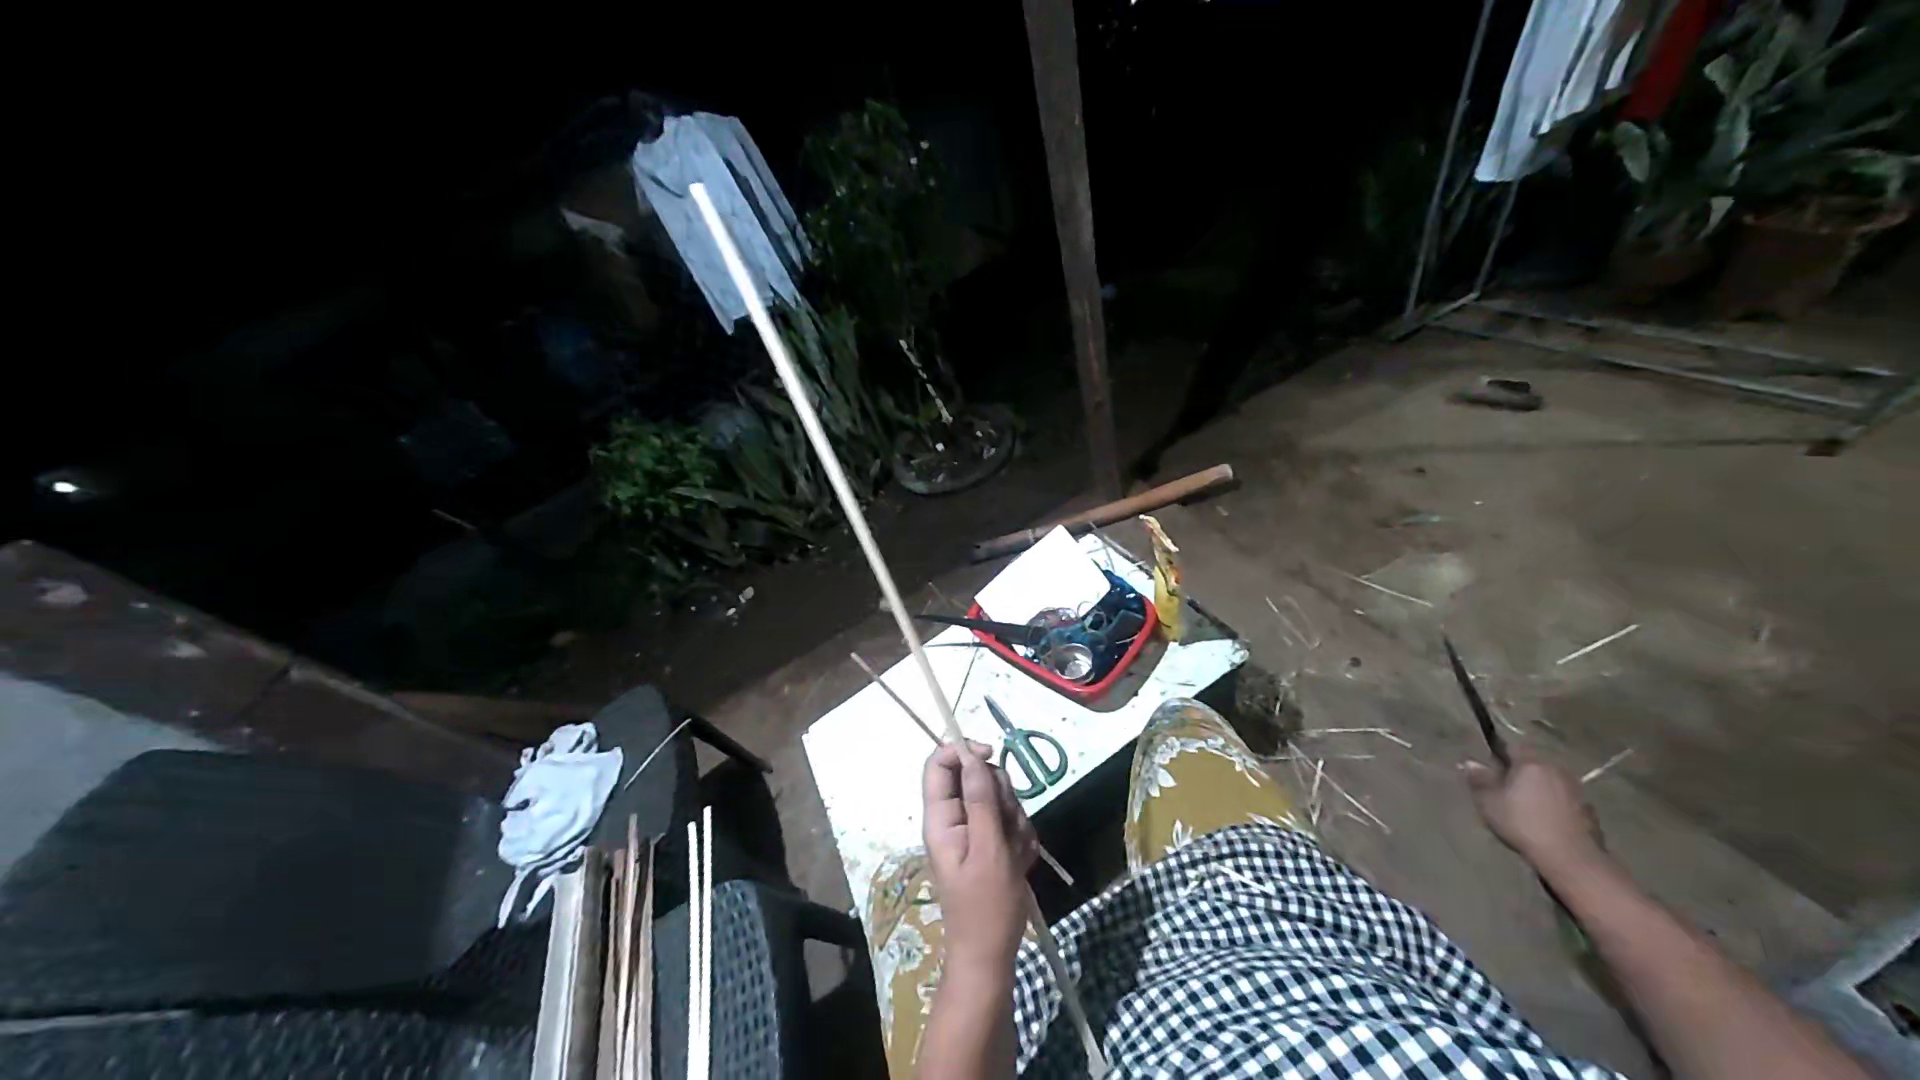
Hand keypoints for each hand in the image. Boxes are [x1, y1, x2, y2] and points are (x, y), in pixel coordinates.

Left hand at [923, 740, 1038, 974]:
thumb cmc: (987, 906)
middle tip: (1008, 825)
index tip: (993, 753)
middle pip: (976, 777)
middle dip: (1001, 795)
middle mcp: (953, 818)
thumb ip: (981, 800)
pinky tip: (1021, 861)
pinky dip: (1020, 838)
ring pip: (998, 799)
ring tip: (1016, 853)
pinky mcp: (990, 844)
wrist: (992, 955)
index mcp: (940, 817)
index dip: (963, 750)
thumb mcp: (988, 850)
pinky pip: (1009, 822)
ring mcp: (973, 831)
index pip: (939, 763)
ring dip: (1015, 820)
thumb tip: (972, 756)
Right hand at [1464, 749, 1604, 873]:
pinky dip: (1555, 805)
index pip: (1512, 747)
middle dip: (1520, 773)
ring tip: (1526, 807)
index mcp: (1531, 763)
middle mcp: (1557, 770)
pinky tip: (1547, 821)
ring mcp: (1577, 791)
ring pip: (1550, 782)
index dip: (1499, 755)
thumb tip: (1470, 762)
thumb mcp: (1488, 801)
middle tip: (1505, 789)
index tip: (1490, 769)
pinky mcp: (1590, 811)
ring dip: (1539, 789)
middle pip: (1534, 764)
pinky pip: (1565, 800)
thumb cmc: (1523, 823)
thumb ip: (1478, 779)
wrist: (1571, 858)